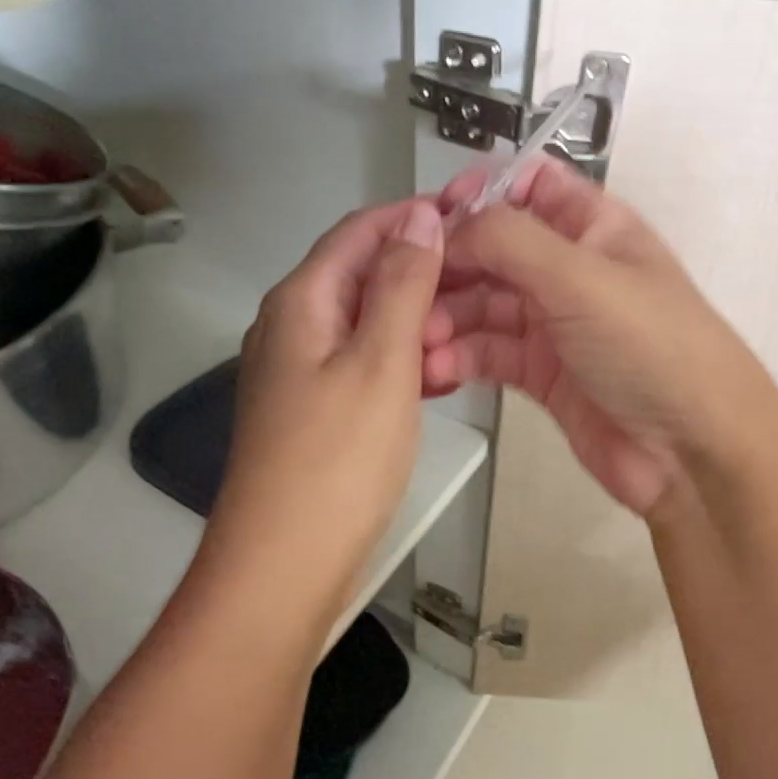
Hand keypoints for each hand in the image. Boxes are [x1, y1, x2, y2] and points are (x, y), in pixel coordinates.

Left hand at [201, 200, 444, 626]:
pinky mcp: (314, 414)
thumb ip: (402, 285)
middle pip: (362, 275)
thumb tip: (419, 215)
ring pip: (367, 324)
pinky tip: (444, 378)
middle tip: (493, 283)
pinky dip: (403, 364)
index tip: (480, 218)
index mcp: (301, 301)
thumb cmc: (337, 459)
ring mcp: (299, 373)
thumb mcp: (380, 361)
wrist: (285, 563)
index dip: (417, 218)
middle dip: (424, 272)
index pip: (361, 231)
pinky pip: (363, 368)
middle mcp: (292, 327)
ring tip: (479, 330)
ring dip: (419, 321)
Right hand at [423, 158, 767, 515]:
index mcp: (593, 227)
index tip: (430, 220)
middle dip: (449, 266)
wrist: (691, 451)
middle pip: (492, 249)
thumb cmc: (651, 348)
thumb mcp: (583, 278)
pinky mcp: (540, 374)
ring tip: (419, 341)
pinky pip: (487, 353)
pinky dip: (459, 358)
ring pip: (482, 305)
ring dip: (446, 318)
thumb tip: (448, 225)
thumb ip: (510, 241)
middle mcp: (569, 269)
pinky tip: (436, 371)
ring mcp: (553, 324)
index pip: (528, 186)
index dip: (479, 192)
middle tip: (406, 291)